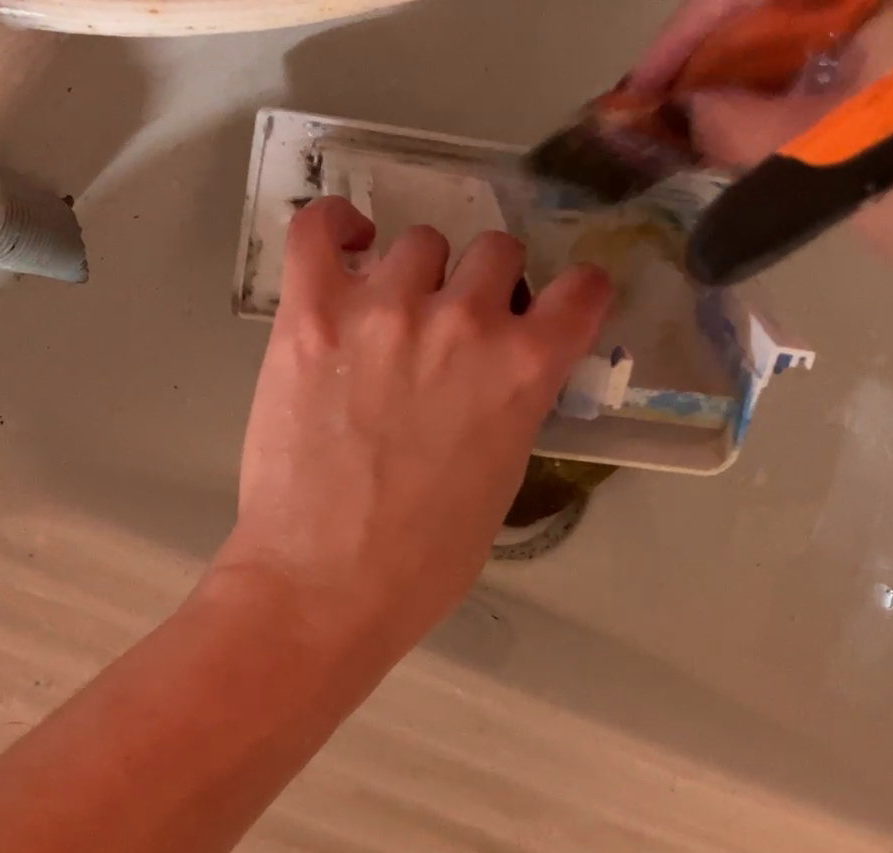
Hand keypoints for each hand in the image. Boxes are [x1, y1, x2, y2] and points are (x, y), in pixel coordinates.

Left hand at [212, 198, 611, 650]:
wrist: (324, 584)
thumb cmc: (421, 564)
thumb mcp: (499, 485)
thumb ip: (509, 411)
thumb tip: (494, 381)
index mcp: (524, 370)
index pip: (581, 291)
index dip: (572, 298)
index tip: (554, 309)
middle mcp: (463, 320)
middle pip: (494, 252)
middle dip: (485, 287)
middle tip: (455, 330)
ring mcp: (383, 309)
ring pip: (418, 242)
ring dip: (416, 274)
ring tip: (389, 317)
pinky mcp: (311, 315)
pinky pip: (318, 229)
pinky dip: (334, 227)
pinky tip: (344, 248)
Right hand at [634, 0, 892, 283]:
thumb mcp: (835, 156)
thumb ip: (745, 126)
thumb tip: (684, 112)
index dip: (685, 37)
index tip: (637, 92)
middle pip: (782, 10)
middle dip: (710, 61)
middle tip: (659, 118)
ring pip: (810, 36)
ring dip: (746, 81)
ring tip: (692, 133)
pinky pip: (845, 58)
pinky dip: (792, 92)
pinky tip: (756, 131)